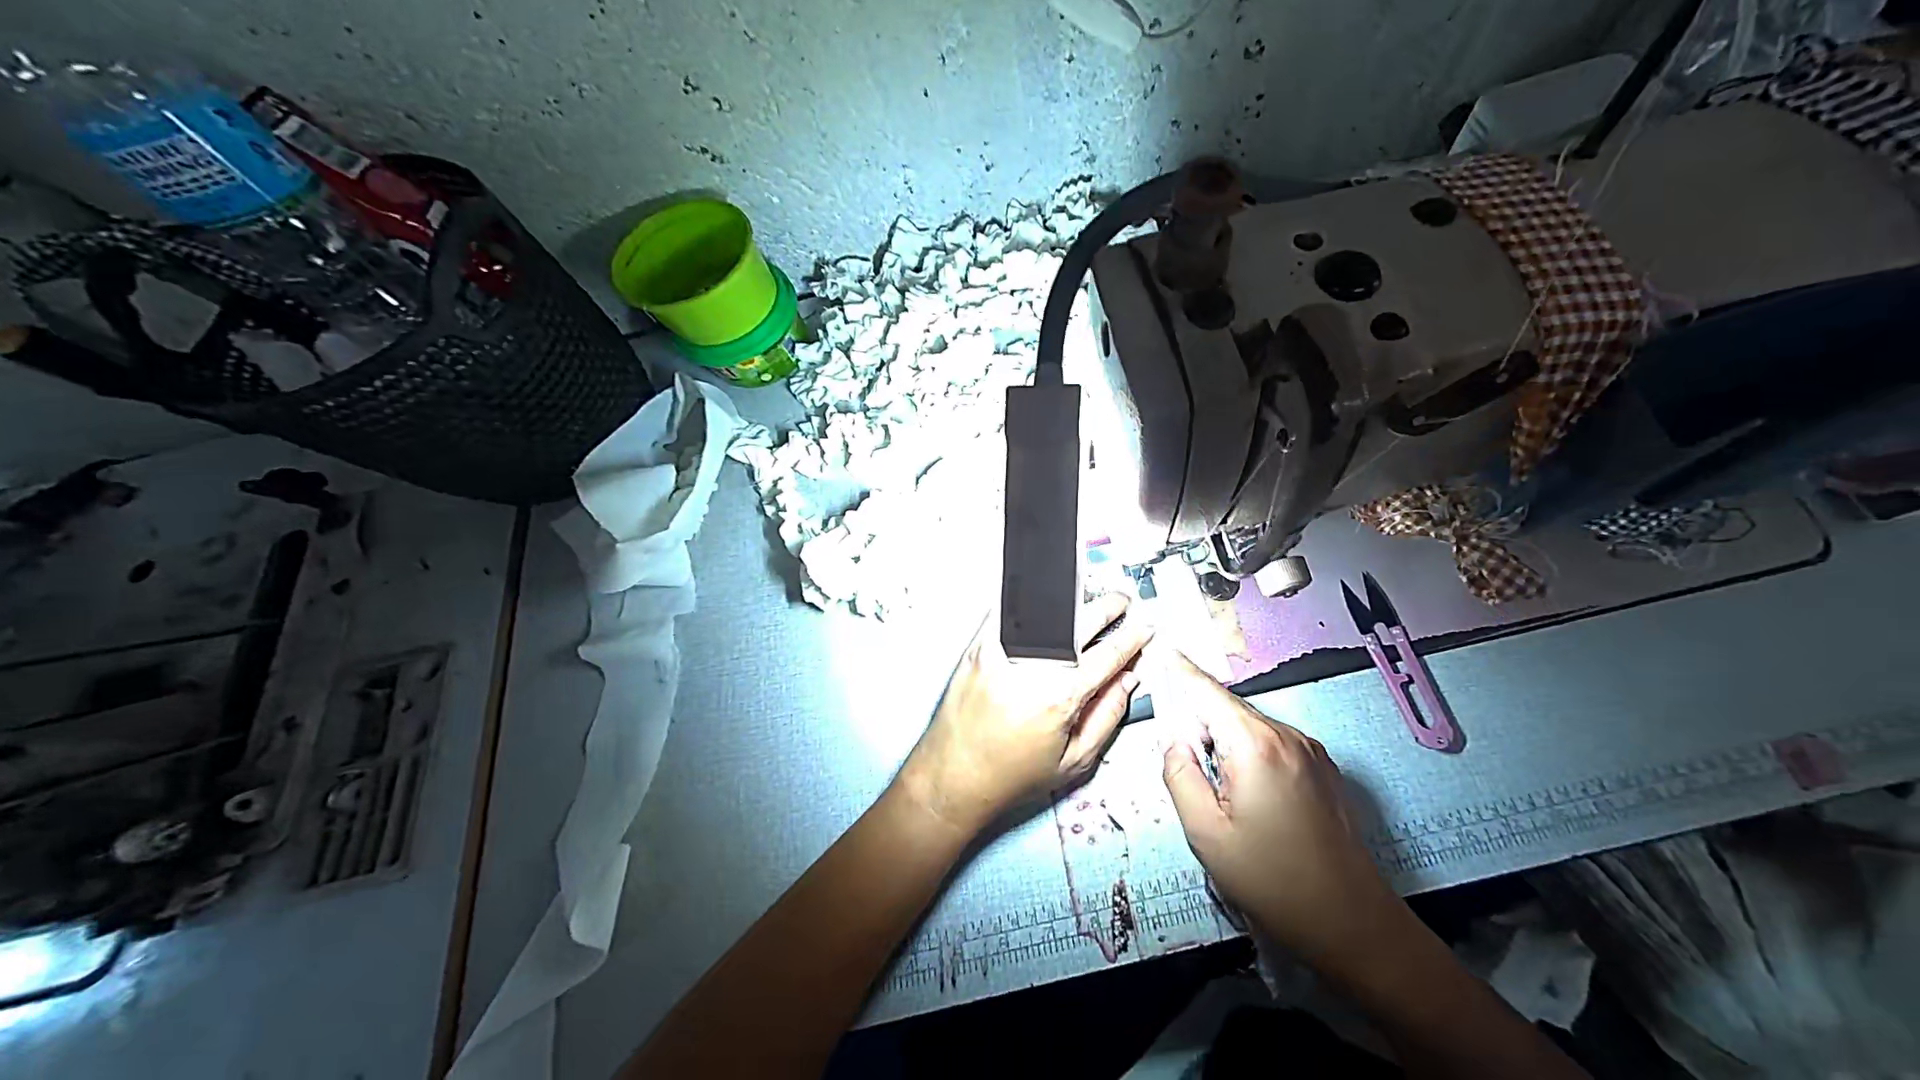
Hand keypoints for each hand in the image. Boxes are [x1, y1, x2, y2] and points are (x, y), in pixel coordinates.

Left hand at [894, 594, 1153, 835]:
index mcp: (1057, 697)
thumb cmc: (1006, 777)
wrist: (951, 776)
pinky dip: (1025, 599)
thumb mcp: (1072, 762)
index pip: (1107, 655)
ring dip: (1071, 601)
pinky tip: (1040, 596)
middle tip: (1121, 604)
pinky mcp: (977, 647)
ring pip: (1044, 611)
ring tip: (1086, 602)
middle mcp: (1028, 668)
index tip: (1144, 628)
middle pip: (1078, 622)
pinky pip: (1005, 610)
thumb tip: (1127, 680)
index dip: (1132, 638)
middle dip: (1107, 607)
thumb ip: (1107, 716)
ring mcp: (999, 653)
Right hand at [1154, 647, 1407, 972]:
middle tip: (1175, 745)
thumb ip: (1179, 774)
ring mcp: (1310, 751)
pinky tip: (1241, 787)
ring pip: (1249, 726)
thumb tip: (1174, 741)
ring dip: (1222, 737)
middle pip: (1228, 708)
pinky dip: (1246, 750)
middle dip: (1197, 716)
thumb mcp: (1205, 832)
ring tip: (1210, 780)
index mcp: (1255, 745)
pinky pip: (1271, 743)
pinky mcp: (1322, 769)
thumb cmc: (1272, 880)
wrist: (1351, 923)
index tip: (1161, 649)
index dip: (1180, 671)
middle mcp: (1287, 736)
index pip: (1207, 692)